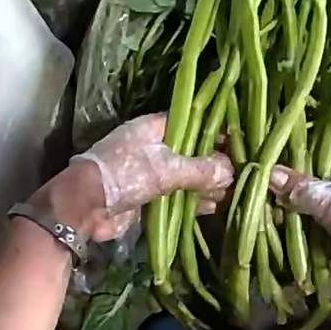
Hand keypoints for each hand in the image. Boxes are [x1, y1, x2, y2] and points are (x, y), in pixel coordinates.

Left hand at [41, 114, 233, 241]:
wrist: (86, 207)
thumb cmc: (125, 174)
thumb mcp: (167, 168)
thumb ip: (201, 169)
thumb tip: (231, 170)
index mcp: (155, 128)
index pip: (194, 123)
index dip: (217, 131)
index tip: (242, 142)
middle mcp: (155, 147)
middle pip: (193, 152)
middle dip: (217, 163)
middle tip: (244, 171)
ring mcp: (151, 173)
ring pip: (188, 176)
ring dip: (209, 185)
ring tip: (237, 191)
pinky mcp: (149, 197)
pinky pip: (178, 196)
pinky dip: (195, 201)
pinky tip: (217, 206)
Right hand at [268, 161, 330, 268]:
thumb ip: (301, 188)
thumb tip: (270, 172)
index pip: (330, 157)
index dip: (304, 159)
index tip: (278, 162)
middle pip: (320, 187)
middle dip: (296, 192)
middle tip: (269, 191)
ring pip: (318, 212)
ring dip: (298, 216)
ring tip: (271, 213)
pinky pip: (321, 233)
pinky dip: (305, 235)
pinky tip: (284, 233)